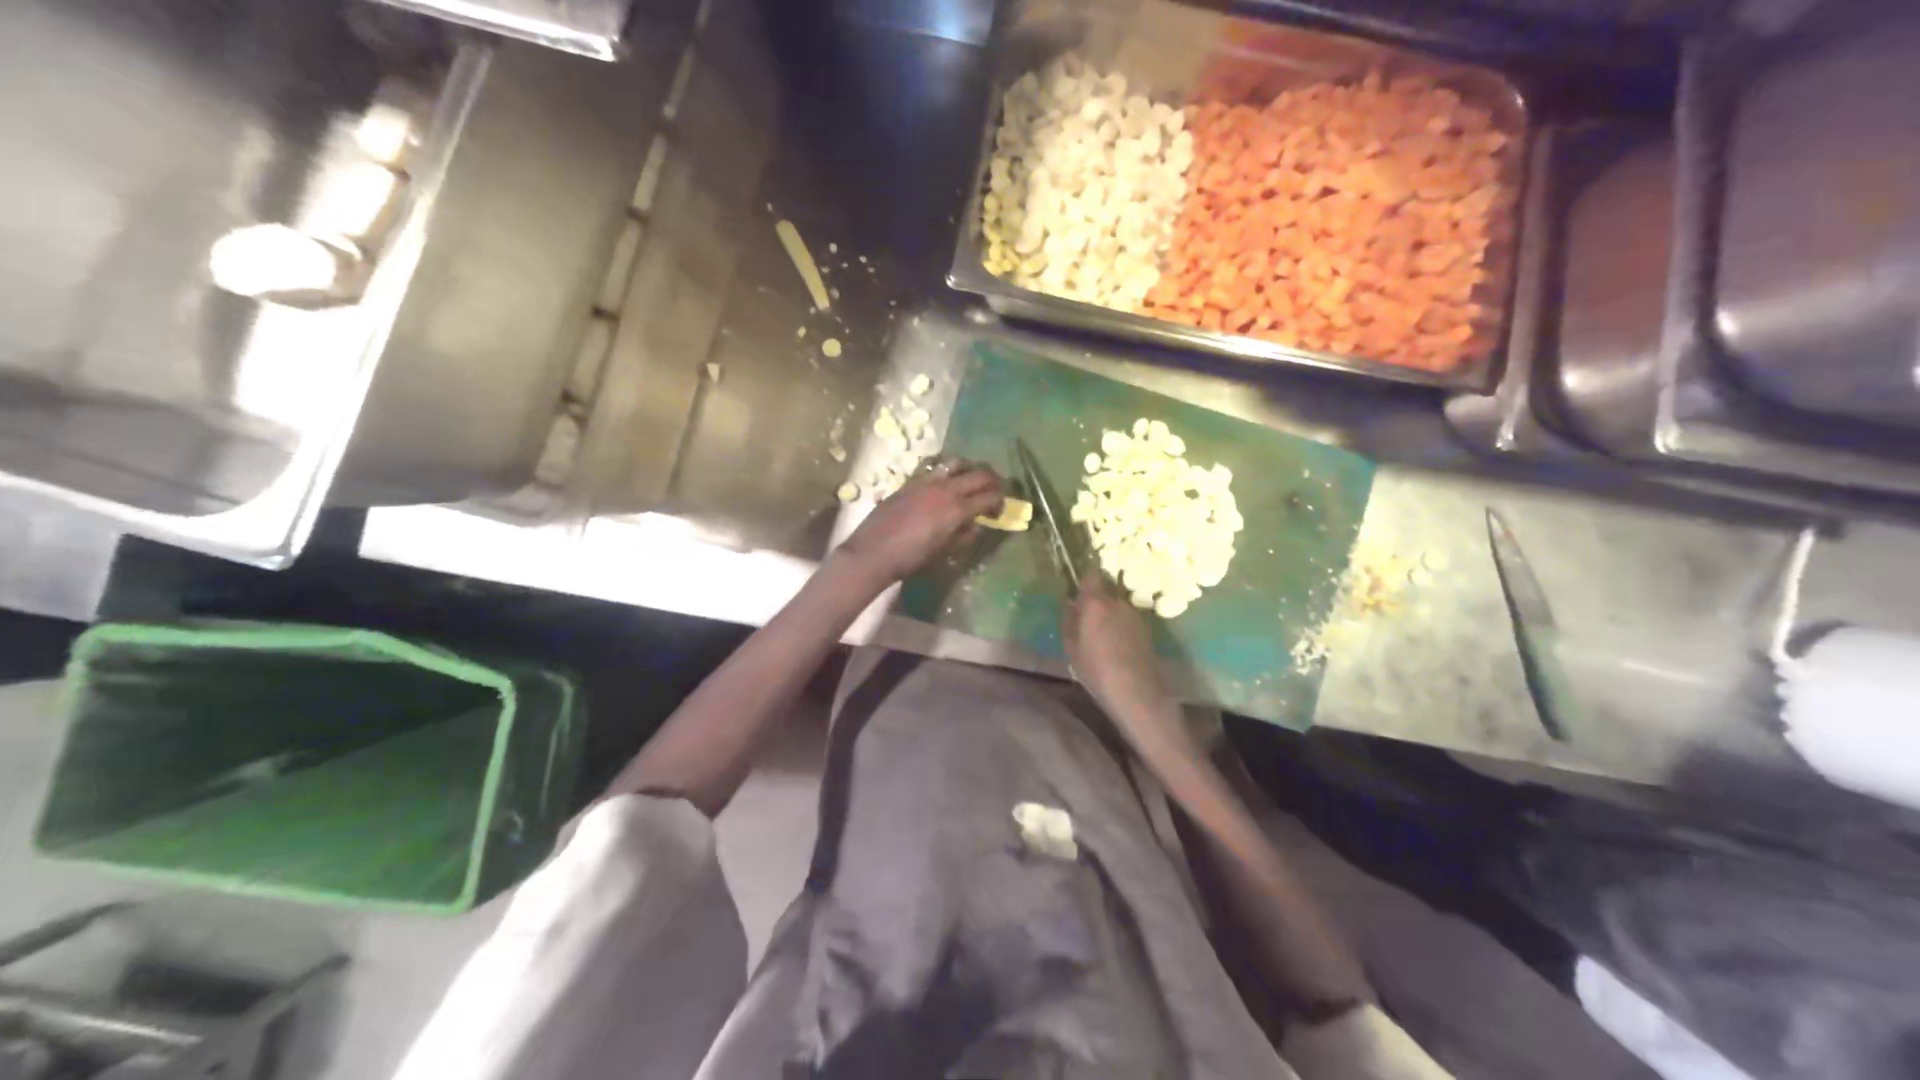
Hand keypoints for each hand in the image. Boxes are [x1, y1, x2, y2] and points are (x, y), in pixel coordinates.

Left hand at [835, 461, 1004, 585]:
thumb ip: (964, 537)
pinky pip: (935, 469)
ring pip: (957, 463)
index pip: (990, 496)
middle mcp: (946, 489)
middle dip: (992, 481)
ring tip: (971, 479)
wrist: (874, 552)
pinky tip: (945, 483)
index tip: (999, 510)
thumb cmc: (912, 558)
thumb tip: (975, 526)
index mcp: (958, 508)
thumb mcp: (944, 552)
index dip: (1000, 501)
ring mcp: (927, 482)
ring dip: (970, 469)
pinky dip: (947, 472)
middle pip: (979, 475)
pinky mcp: (910, 482)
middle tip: (994, 490)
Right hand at [1064, 571, 1188, 752]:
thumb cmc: (1097, 670)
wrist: (1137, 692)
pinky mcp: (1146, 629)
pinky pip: (1127, 620)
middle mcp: (1118, 603)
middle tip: (1085, 618)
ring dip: (1108, 614)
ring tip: (1100, 636)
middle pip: (1105, 591)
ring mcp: (1135, 615)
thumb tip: (1070, 604)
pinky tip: (1115, 646)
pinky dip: (1120, 626)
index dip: (1084, 580)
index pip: (1091, 576)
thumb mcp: (1072, 648)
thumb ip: (1069, 621)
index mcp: (1096, 604)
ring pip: (1117, 606)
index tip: (1077, 591)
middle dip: (1095, 601)